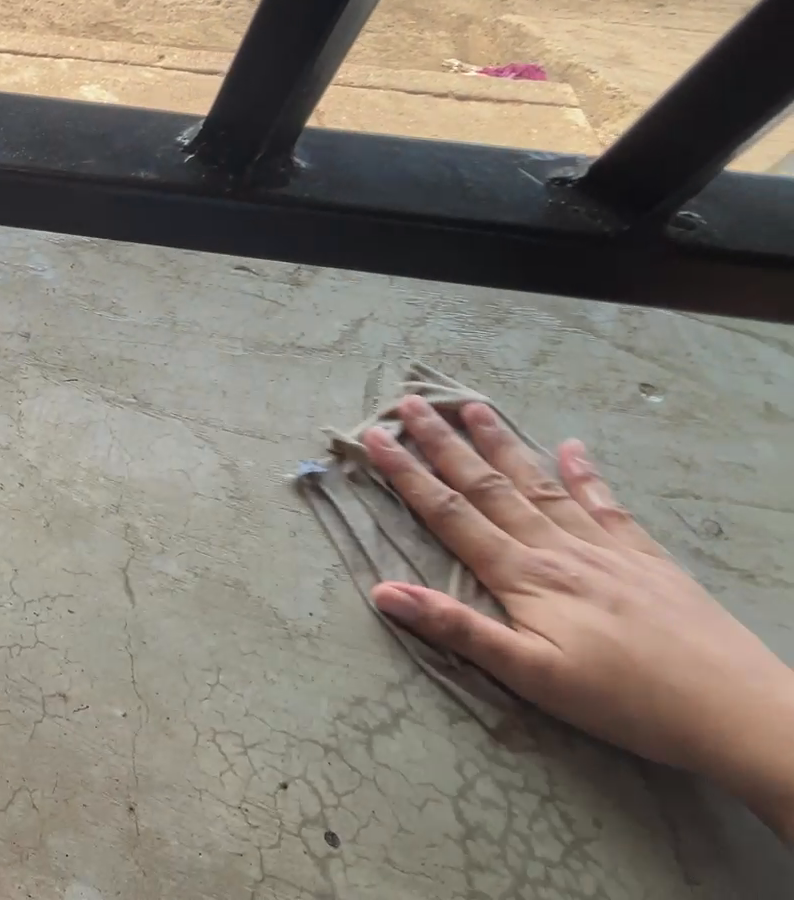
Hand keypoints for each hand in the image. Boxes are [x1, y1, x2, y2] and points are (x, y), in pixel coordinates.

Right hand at [362, 398, 793, 838]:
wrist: (748, 718)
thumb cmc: (627, 702)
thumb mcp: (530, 675)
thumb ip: (457, 628)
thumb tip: (383, 590)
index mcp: (523, 575)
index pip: (449, 512)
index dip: (406, 473)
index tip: (375, 437)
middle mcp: (557, 549)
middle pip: (487, 485)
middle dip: (444, 443)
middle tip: (412, 404)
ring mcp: (605, 550)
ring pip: (539, 484)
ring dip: (502, 444)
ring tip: (474, 407)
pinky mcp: (646, 560)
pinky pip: (607, 506)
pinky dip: (584, 473)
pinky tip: (571, 448)